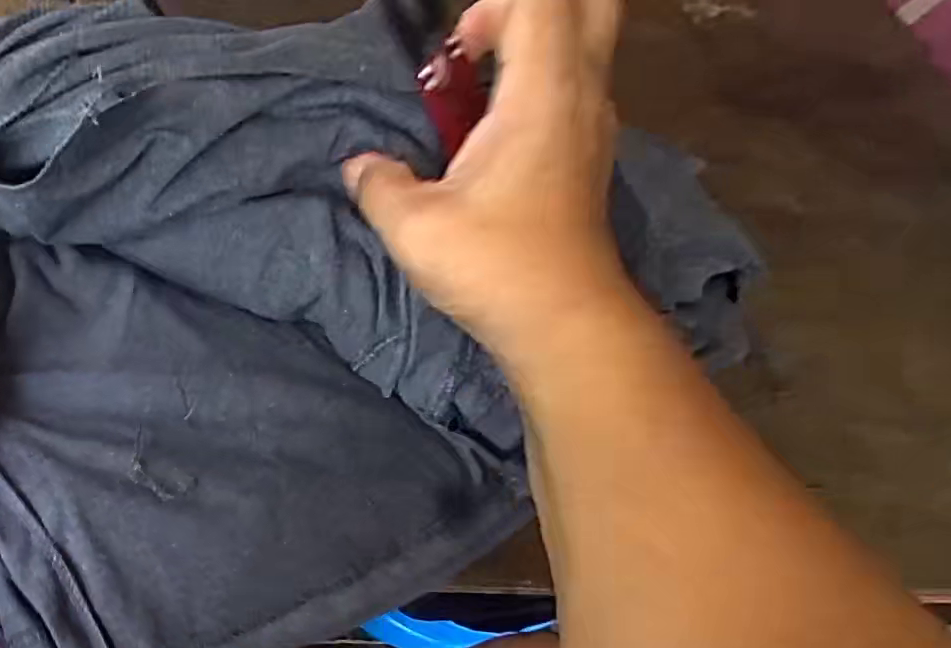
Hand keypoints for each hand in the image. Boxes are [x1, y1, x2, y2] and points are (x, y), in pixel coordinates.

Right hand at [343, 0, 640, 360]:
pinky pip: (576, 85)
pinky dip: (539, 84)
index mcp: (540, 95)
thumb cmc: (488, 263)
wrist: (556, 313)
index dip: (491, 9)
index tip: (448, 58)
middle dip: (529, 9)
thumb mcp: (412, 227)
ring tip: (474, 97)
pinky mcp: (587, 155)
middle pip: (585, 4)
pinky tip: (491, 138)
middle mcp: (581, 93)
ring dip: (534, 47)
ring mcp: (592, 123)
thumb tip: (358, 165)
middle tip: (475, 50)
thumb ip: (379, 186)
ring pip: (586, 43)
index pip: (540, 1)